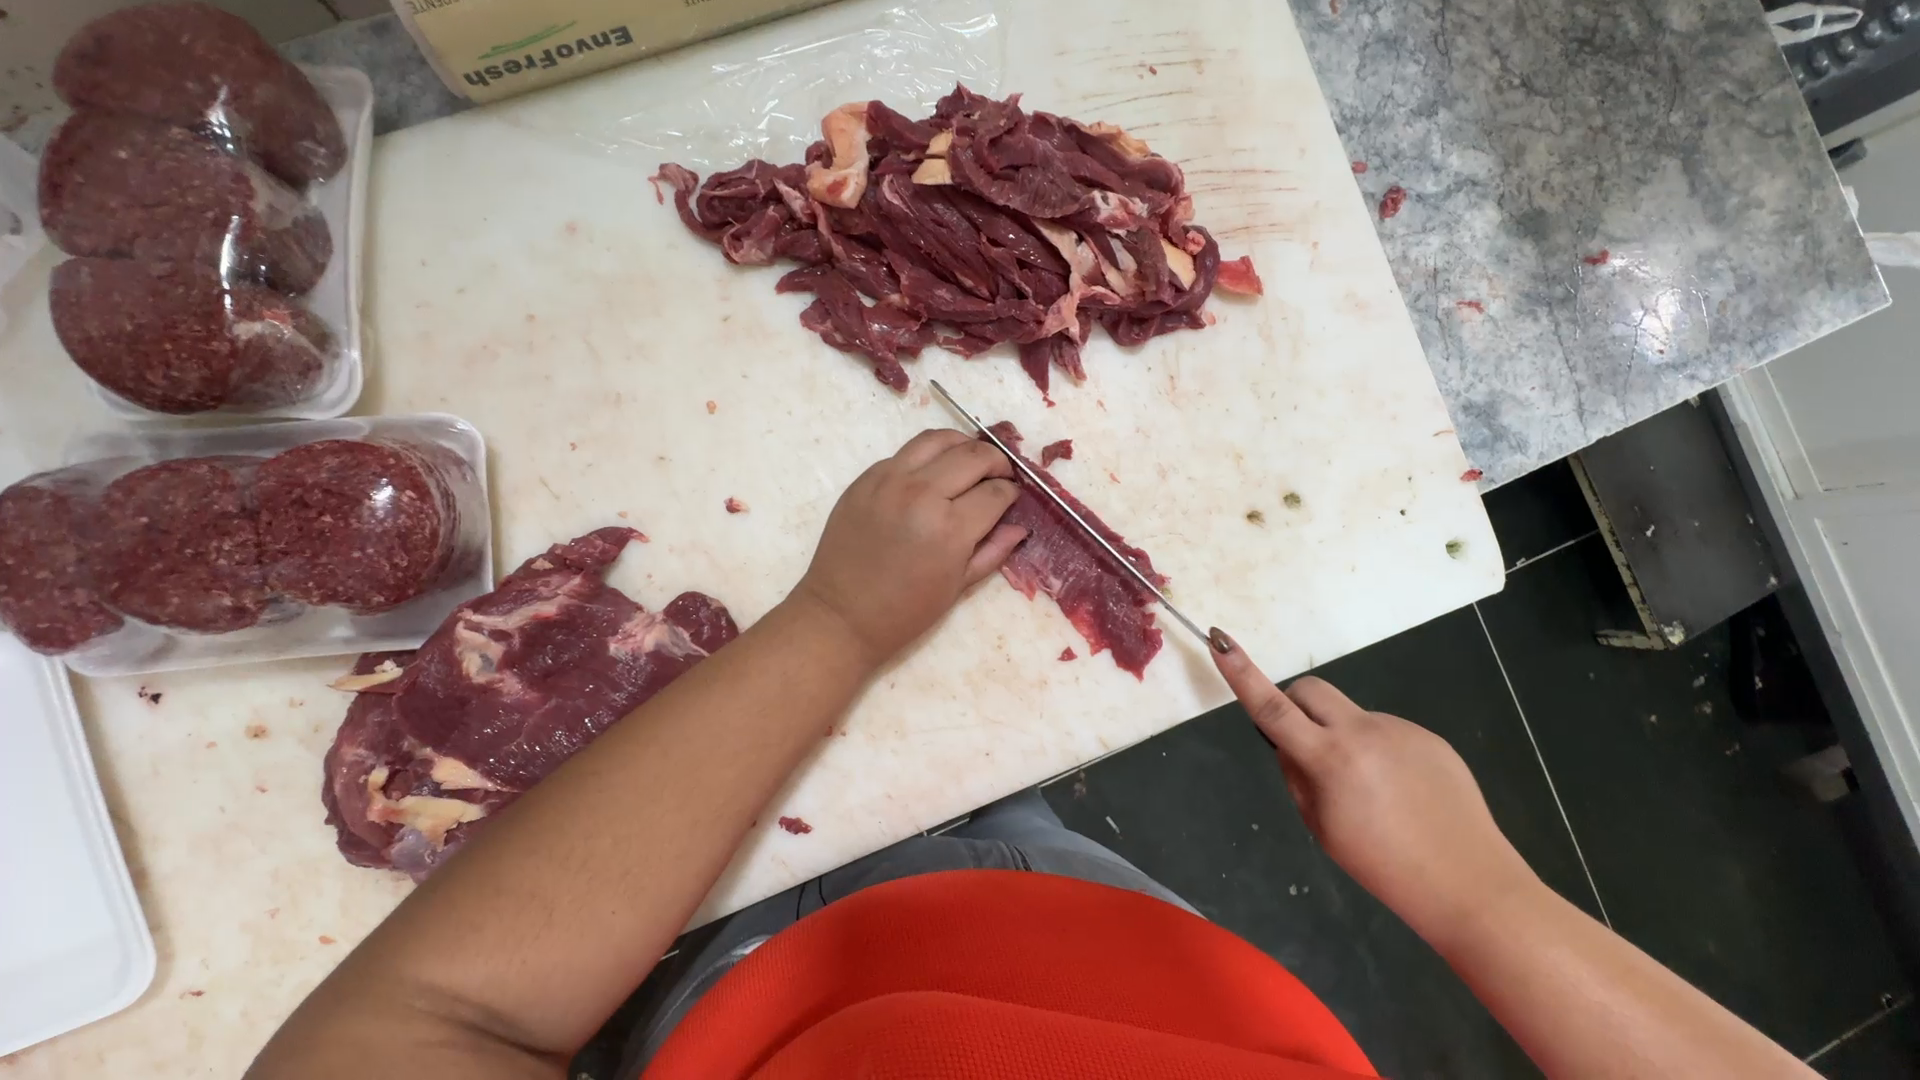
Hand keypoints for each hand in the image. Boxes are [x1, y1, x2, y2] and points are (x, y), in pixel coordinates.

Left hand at [792, 430, 1026, 667]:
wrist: (841, 615)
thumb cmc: (905, 612)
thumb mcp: (958, 587)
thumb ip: (993, 550)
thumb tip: (1019, 525)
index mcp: (950, 528)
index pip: (996, 491)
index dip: (1011, 493)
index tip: (1012, 497)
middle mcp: (922, 494)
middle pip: (973, 455)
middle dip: (996, 462)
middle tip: (999, 475)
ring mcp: (889, 481)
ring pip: (937, 440)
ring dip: (961, 446)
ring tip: (969, 461)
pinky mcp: (865, 479)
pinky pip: (904, 454)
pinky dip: (926, 458)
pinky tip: (929, 476)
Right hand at [1212, 636, 1541, 945]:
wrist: (1471, 884)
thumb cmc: (1383, 866)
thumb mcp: (1320, 826)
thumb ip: (1297, 776)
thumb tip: (1290, 745)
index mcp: (1331, 759)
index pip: (1272, 708)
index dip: (1242, 674)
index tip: (1220, 641)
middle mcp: (1364, 732)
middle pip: (1310, 690)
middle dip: (1295, 706)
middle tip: (1302, 746)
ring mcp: (1401, 730)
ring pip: (1349, 716)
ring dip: (1341, 738)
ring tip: (1371, 793)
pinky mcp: (1429, 737)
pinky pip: (1385, 733)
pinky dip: (1377, 753)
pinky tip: (1401, 793)